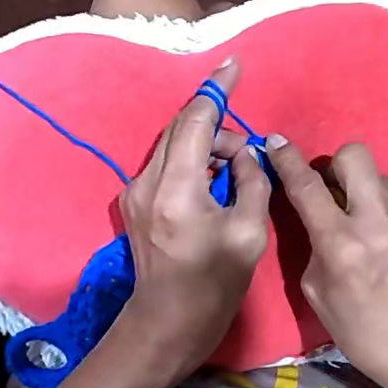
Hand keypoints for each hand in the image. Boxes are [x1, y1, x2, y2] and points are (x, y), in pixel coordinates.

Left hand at [113, 59, 270, 378]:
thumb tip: (245, 153)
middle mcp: (148, 182)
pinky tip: (212, 185)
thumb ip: (251, 180)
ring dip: (204, 145)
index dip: (217, 89)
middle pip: (181, 128)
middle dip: (216, 127)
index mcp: (178, 190)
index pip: (196, 120)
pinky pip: (166, 163)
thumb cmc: (215, 284)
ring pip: (173, 144)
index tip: (233, 64)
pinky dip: (192, 161)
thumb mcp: (250, 232)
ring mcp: (136, 192)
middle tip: (246, 154)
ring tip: (233, 174)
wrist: (168, 322)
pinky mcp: (135, 201)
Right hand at [265, 137, 387, 387]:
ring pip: (384, 181)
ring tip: (374, 227)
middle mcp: (380, 224)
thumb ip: (314, 245)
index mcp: (341, 245)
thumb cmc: (362, 331)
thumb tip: (315, 212)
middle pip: (356, 156)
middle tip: (336, 189)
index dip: (287, 159)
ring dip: (370, 196)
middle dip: (338, 164)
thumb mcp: (316, 293)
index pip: (307, 186)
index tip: (277, 143)